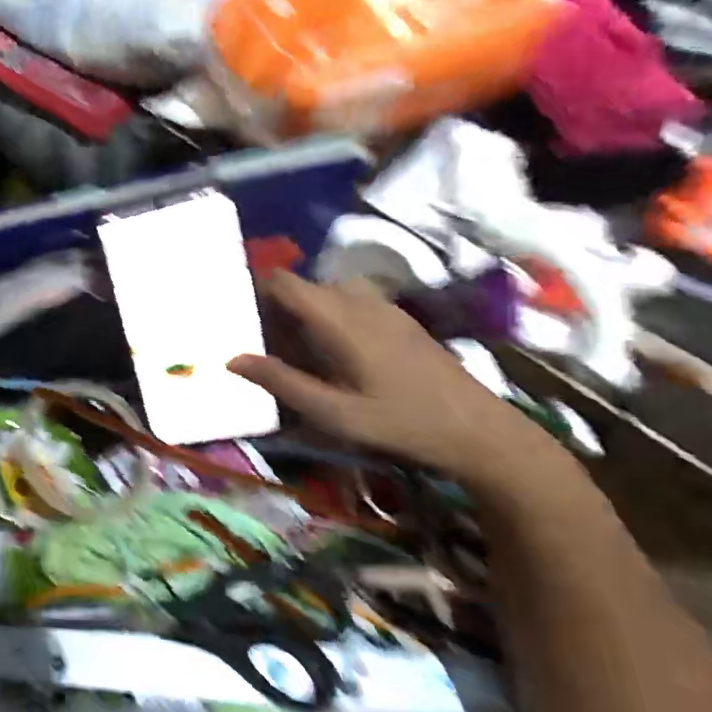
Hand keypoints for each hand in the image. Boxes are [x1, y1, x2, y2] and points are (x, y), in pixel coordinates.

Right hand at [228, 273, 557, 486]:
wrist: (479, 430)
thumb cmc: (402, 423)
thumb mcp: (334, 414)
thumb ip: (282, 383)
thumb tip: (233, 359)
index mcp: (340, 319)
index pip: (284, 282)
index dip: (255, 291)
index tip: (237, 316)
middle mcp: (359, 301)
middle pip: (302, 287)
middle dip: (275, 309)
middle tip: (260, 345)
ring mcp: (383, 307)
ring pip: (325, 294)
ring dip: (302, 314)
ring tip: (292, 352)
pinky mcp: (398, 318)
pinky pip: (349, 302)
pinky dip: (327, 317)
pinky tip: (331, 355)